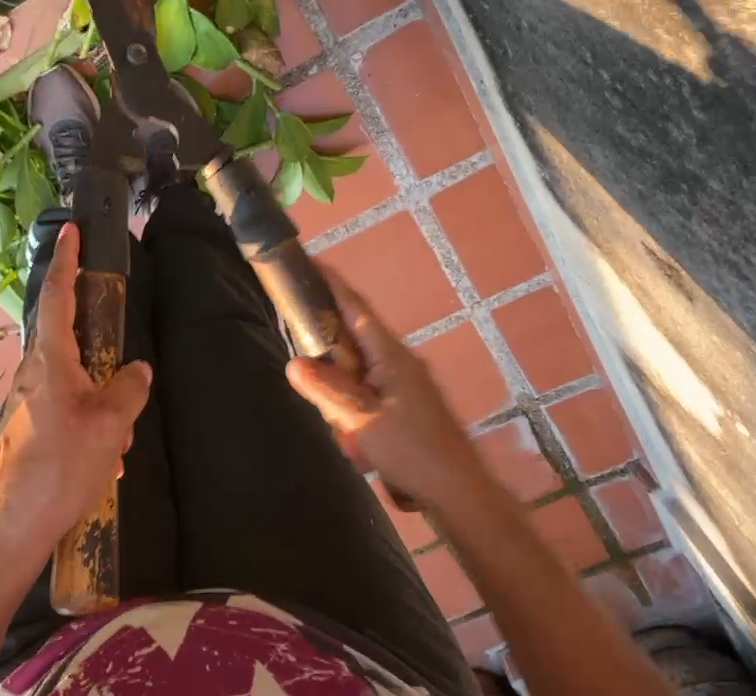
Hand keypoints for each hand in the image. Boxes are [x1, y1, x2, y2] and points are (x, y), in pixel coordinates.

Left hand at [0, 224, 151, 549]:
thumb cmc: (62, 465)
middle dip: (99, 354)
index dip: (67, 261)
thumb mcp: (110, 426)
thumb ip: (128, 389)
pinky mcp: (26, 426)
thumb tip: (137, 370)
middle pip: (67, 341)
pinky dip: (88, 425)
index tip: (71, 230)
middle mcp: (32, 372)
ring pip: (71, 383)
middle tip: (120, 383)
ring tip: (115, 445)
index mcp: (50, 360)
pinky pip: (64, 410)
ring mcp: (25, 401)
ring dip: (98, 403)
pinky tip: (103, 460)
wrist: (15, 524)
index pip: (58, 295)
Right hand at [285, 274, 476, 507]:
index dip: (332, 284)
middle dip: (327, 342)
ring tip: (333, 416)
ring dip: (340, 386)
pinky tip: (350, 435)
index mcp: (390, 354)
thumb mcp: (360, 420)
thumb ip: (326, 390)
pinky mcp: (407, 407)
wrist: (461, 493)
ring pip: (359, 369)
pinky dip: (352, 405)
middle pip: (354, 336)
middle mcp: (400, 361)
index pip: (355, 308)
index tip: (309, 261)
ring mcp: (406, 384)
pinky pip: (369, 392)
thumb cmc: (412, 450)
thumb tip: (294, 363)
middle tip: (300, 347)